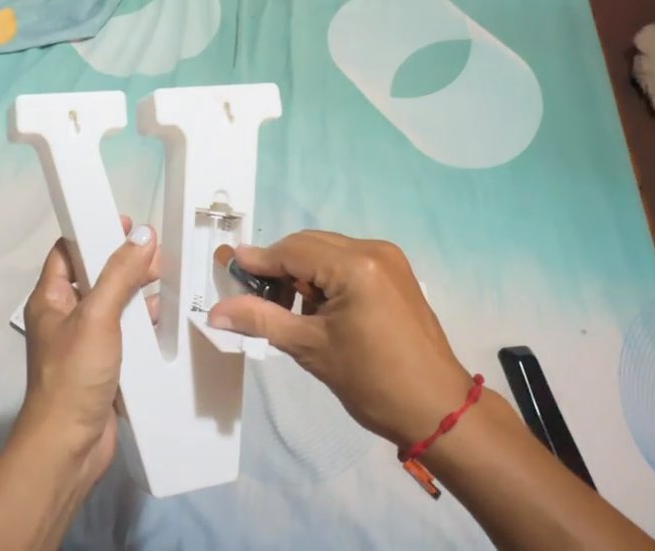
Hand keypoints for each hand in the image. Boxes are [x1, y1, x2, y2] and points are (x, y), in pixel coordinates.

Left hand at [17, 217, 159, 485]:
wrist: (68, 446)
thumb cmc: (74, 374)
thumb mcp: (98, 316)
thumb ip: (120, 274)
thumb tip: (143, 234)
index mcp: (51, 298)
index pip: (68, 250)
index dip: (95, 232)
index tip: (128, 224)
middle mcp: (65, 316)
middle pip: (96, 275)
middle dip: (125, 262)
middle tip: (159, 255)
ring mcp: (84, 342)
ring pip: (114, 305)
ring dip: (138, 293)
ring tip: (169, 283)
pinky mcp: (103, 366)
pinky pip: (125, 334)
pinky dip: (144, 325)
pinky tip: (168, 320)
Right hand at [209, 230, 470, 446]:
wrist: (437, 410)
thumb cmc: (372, 381)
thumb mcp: (310, 348)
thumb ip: (261, 319)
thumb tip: (217, 311)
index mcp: (355, 265)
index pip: (292, 251)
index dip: (258, 261)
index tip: (227, 266)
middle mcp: (372, 249)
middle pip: (309, 245)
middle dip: (280, 267)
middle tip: (255, 298)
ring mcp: (387, 258)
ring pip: (326, 251)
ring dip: (301, 273)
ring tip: (288, 311)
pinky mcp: (395, 272)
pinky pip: (346, 261)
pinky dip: (325, 277)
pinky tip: (316, 308)